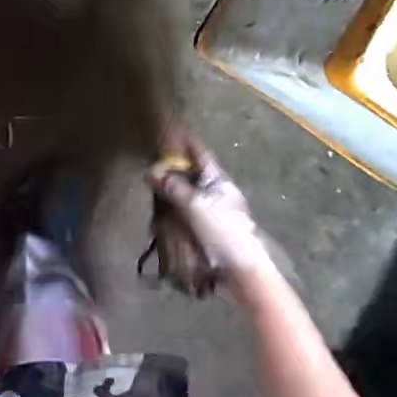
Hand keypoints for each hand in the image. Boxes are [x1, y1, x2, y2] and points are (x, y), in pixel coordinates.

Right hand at [146, 130, 274, 289]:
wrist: (244, 268)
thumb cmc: (223, 231)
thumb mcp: (195, 206)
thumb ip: (174, 187)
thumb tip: (152, 171)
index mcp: (218, 180)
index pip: (200, 152)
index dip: (186, 140)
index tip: (172, 128)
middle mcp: (220, 190)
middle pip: (195, 171)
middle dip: (176, 166)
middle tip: (156, 164)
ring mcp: (218, 209)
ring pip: (193, 191)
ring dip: (176, 188)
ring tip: (158, 188)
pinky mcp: (215, 227)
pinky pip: (192, 209)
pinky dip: (179, 206)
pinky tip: (169, 213)